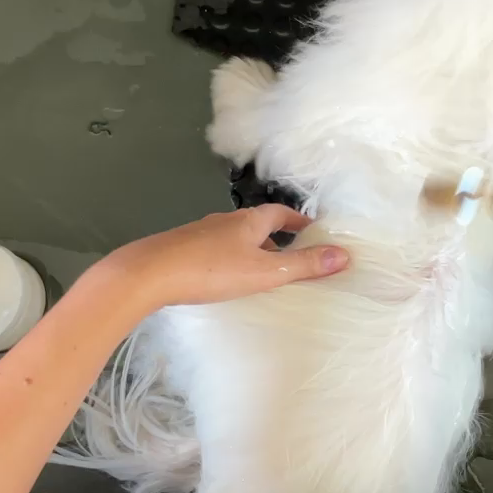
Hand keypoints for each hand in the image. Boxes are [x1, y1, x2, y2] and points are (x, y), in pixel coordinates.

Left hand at [101, 205, 348, 311]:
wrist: (149, 273)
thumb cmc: (212, 270)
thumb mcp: (264, 272)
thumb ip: (302, 265)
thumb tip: (343, 255)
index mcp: (249, 221)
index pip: (281, 213)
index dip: (299, 222)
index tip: (314, 232)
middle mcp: (225, 221)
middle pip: (257, 224)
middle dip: (276, 238)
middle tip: (292, 257)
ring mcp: (200, 234)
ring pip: (235, 238)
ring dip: (252, 250)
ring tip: (262, 273)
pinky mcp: (182, 249)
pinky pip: (215, 250)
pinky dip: (229, 260)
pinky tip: (225, 280)